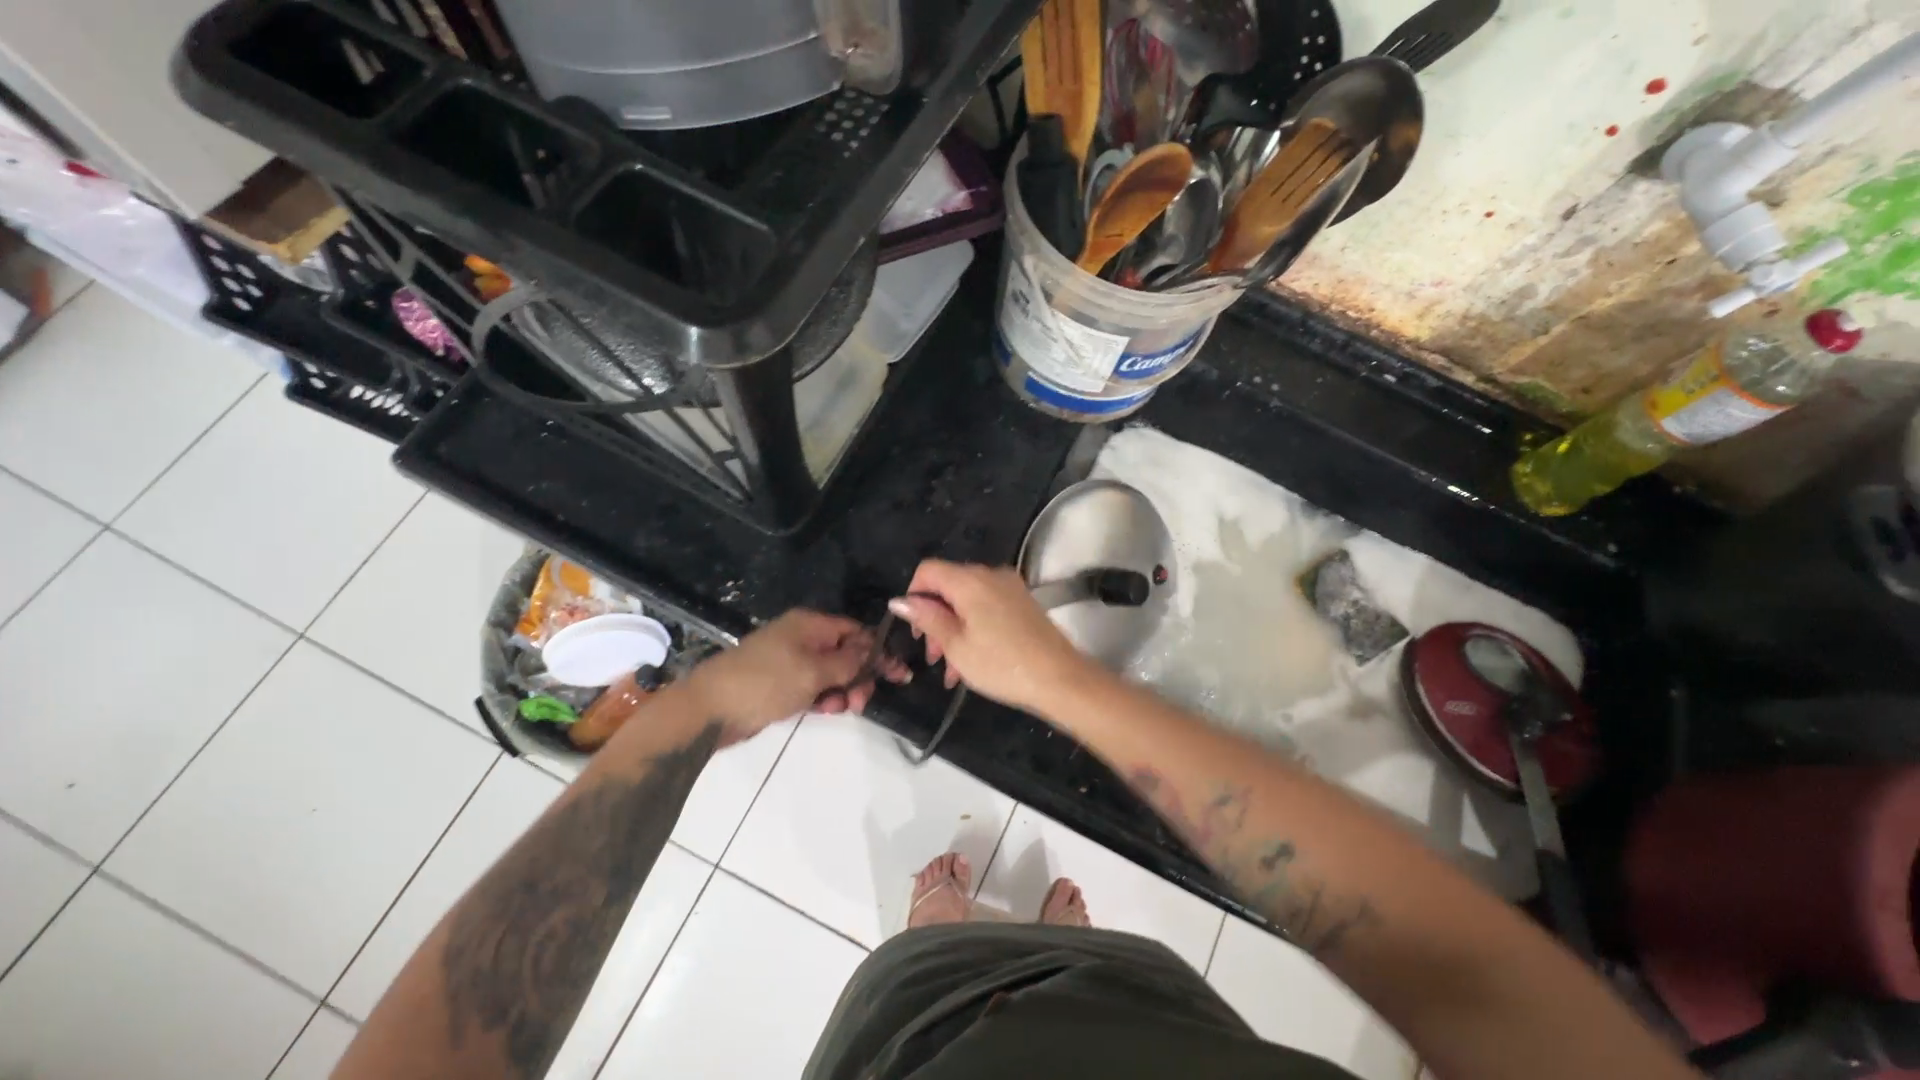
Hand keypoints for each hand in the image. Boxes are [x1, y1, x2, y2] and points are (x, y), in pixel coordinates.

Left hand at [684, 611, 907, 739]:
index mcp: (810, 624)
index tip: (898, 676)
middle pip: (846, 653)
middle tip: (861, 701)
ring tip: (840, 709)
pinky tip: (825, 711)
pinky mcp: (781, 684)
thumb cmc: (765, 682)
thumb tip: (875, 650)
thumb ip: (849, 662)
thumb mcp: (814, 671)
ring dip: (842, 691)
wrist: (710, 708)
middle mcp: (802, 637)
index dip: (878, 651)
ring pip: (831, 673)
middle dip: (860, 676)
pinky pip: (814, 687)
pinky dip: (823, 698)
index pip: (856, 630)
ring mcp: (790, 661)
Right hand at [887, 560, 1099, 714]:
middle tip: (932, 656)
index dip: (913, 596)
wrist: (1060, 679)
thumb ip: (927, 618)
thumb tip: (900, 601)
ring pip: (968, 602)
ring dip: (954, 630)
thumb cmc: (1002, 664)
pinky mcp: (1023, 603)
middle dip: (934, 619)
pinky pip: (988, 608)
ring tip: (951, 670)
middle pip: (949, 586)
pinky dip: (974, 629)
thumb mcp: (956, 646)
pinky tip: (972, 662)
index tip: (915, 629)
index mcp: (970, 580)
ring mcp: (1011, 588)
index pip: (928, 570)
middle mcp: (991, 575)